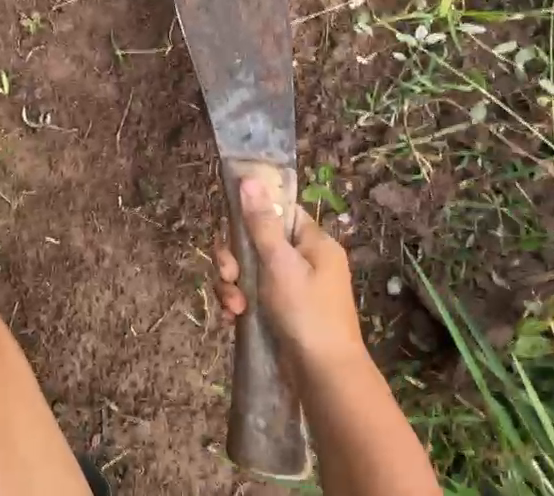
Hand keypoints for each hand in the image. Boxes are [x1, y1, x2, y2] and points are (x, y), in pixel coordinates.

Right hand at [214, 178, 365, 371]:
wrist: (324, 376)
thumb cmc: (307, 313)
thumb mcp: (280, 264)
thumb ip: (261, 222)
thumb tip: (249, 178)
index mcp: (314, 245)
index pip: (279, 212)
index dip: (252, 216)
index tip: (230, 227)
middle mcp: (304, 261)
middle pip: (254, 241)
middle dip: (233, 259)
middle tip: (229, 275)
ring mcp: (291, 286)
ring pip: (246, 269)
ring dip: (232, 285)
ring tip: (234, 306)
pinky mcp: (279, 308)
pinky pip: (249, 292)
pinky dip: (237, 302)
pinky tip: (233, 317)